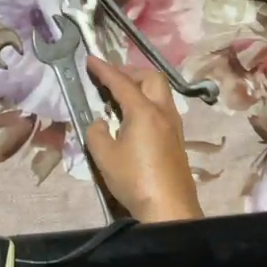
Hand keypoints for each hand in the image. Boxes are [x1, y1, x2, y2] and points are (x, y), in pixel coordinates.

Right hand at [84, 56, 203, 223]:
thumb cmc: (133, 179)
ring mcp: (174, 125)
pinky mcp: (176, 139)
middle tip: (109, 76)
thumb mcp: (103, 155)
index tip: (90, 59)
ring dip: (140, 86)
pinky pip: (162, 108)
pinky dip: (146, 101)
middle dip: (129, 71)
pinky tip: (132, 116)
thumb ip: (96, 132)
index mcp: (144, 111)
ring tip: (119, 94)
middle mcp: (163, 112)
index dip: (104, 69)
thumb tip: (100, 123)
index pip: (122, 82)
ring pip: (160, 92)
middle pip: (151, 78)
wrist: (169, 207)